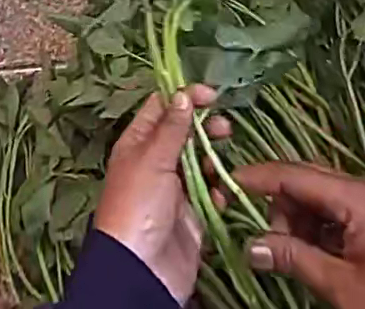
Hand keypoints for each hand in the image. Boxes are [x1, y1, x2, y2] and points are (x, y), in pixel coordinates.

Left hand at [95, 86, 227, 304]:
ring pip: (198, 159)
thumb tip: (182, 95)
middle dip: (204, 124)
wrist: (142, 269)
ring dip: (213, 154)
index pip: (161, 107)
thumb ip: (172, 127)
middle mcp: (155, 159)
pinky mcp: (192, 213)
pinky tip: (222, 189)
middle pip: (183, 131)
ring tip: (226, 152)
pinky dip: (218, 187)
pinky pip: (209, 191)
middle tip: (225, 126)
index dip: (184, 96)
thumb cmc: (139, 204)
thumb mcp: (153, 158)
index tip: (211, 94)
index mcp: (138, 141)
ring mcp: (174, 187)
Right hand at [228, 164, 364, 308]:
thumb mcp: (342, 287)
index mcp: (357, 195)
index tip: (225, 181)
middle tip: (263, 236)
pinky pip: (337, 215)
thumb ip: (294, 258)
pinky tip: (309, 255)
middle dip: (280, 204)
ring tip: (288, 253)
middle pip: (306, 181)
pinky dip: (317, 231)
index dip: (258, 177)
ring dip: (298, 221)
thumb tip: (251, 247)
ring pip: (319, 199)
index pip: (294, 174)